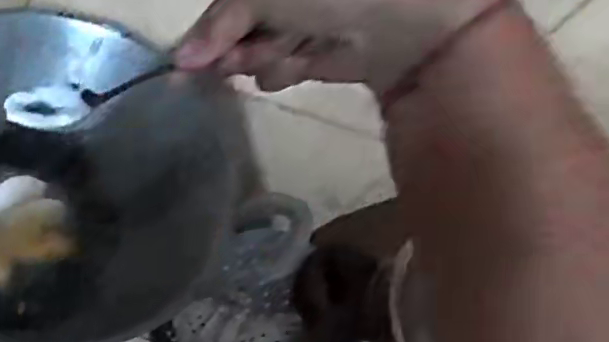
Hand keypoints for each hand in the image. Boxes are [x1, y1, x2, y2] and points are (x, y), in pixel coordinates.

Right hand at [175, 0, 502, 94]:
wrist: (429, 23)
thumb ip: (220, 20)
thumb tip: (179, 58)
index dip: (217, 19)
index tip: (196, 55)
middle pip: (259, 13)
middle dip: (241, 41)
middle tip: (236, 60)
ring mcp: (345, 6)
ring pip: (278, 38)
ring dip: (265, 58)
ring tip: (280, 60)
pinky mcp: (354, 38)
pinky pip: (303, 57)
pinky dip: (292, 67)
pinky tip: (300, 68)